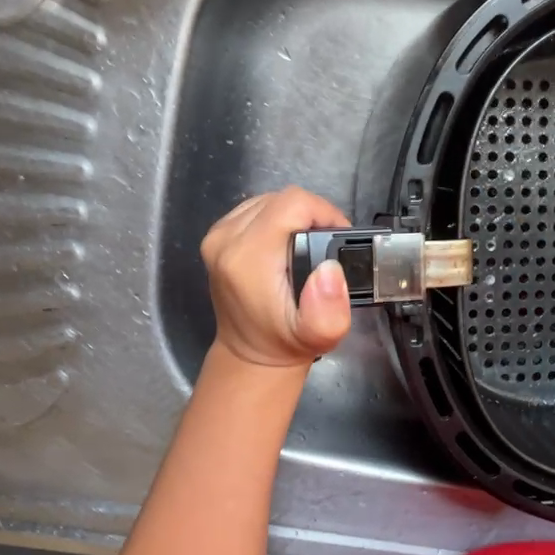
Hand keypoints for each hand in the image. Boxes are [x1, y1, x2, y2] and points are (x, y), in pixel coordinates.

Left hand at [200, 188, 353, 368]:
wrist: (250, 355)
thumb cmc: (286, 343)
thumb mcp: (319, 335)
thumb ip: (329, 308)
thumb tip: (329, 270)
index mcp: (249, 257)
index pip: (294, 204)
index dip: (325, 213)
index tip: (337, 238)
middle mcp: (226, 239)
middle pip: (282, 200)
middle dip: (311, 217)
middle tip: (326, 247)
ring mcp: (217, 236)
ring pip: (269, 202)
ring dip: (294, 218)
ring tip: (308, 246)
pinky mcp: (217, 236)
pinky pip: (255, 211)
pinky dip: (277, 222)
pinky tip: (287, 245)